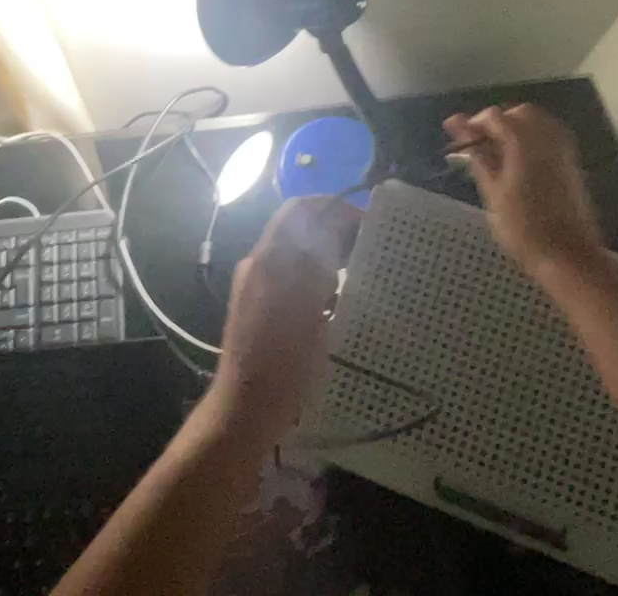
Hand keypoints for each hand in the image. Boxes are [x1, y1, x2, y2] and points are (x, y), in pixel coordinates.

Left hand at [202, 196, 359, 445]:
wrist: (246, 408)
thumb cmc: (281, 364)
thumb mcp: (310, 311)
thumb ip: (319, 265)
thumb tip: (336, 229)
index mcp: (269, 259)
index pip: (301, 210)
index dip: (335, 208)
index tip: (368, 223)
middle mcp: (260, 265)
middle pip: (300, 230)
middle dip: (335, 231)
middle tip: (371, 246)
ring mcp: (257, 286)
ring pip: (298, 254)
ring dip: (329, 255)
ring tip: (362, 270)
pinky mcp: (260, 308)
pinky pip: (293, 277)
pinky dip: (318, 278)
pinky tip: (340, 299)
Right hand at [444, 105, 604, 279]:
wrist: (567, 255)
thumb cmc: (522, 227)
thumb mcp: (491, 192)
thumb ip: (477, 155)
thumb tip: (456, 126)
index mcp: (523, 142)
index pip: (494, 116)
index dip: (473, 125)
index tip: (459, 143)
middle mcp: (546, 138)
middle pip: (519, 113)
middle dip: (497, 124)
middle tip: (479, 148)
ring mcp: (563, 149)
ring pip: (538, 122)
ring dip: (515, 130)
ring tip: (498, 154)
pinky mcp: (572, 163)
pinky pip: (551, 136)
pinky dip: (532, 140)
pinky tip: (520, 161)